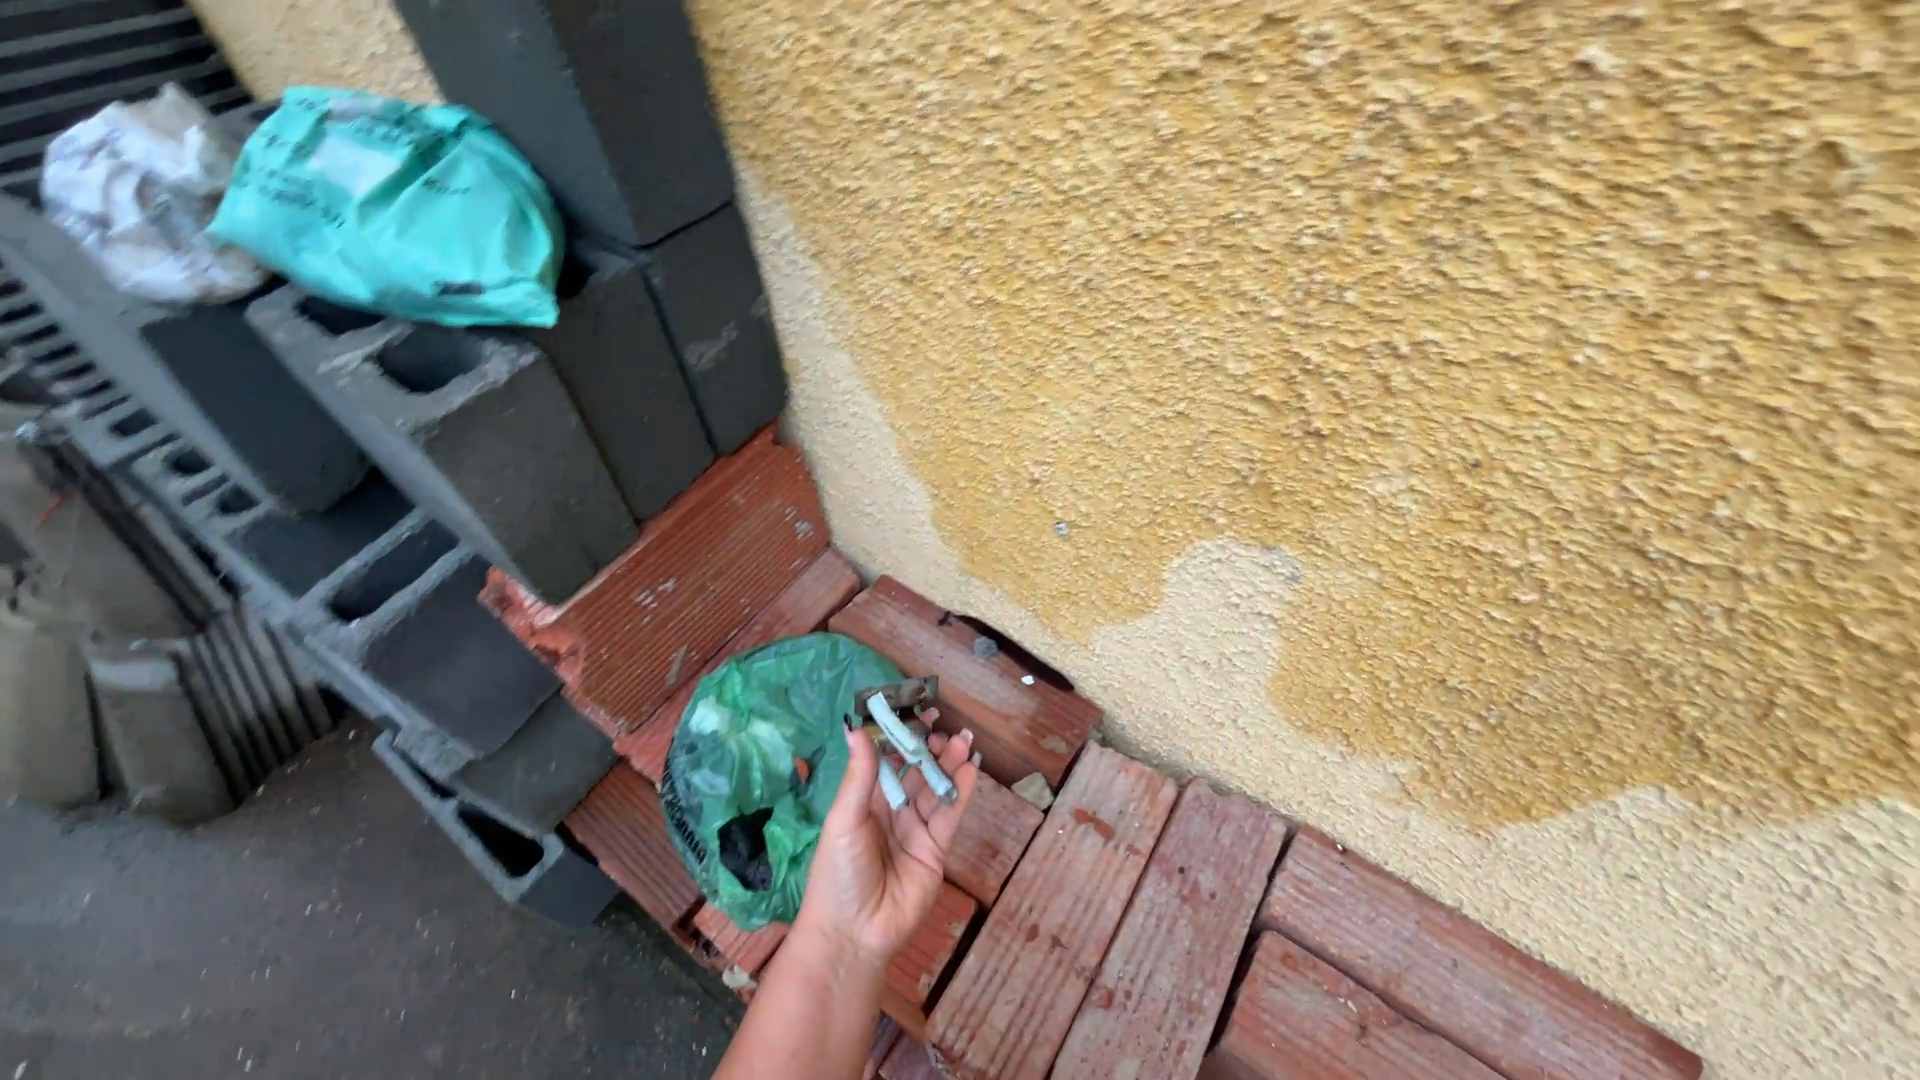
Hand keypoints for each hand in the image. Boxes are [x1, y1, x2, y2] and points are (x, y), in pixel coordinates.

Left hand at [792, 716, 977, 972]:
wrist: (854, 933)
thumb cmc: (838, 873)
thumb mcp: (844, 819)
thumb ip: (859, 776)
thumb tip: (855, 728)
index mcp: (864, 803)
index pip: (887, 762)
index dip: (901, 739)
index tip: (916, 714)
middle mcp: (891, 813)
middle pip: (915, 774)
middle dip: (930, 750)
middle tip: (945, 727)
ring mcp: (915, 832)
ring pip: (936, 790)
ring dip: (949, 765)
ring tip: (963, 740)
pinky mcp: (936, 851)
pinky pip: (950, 815)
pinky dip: (961, 791)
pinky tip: (971, 768)